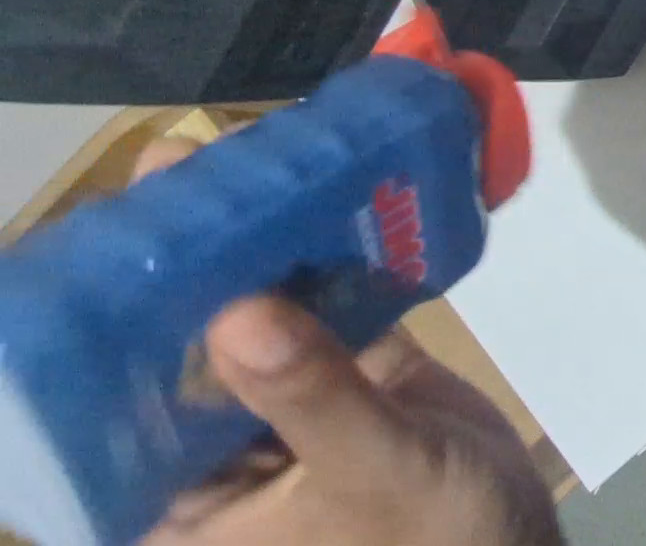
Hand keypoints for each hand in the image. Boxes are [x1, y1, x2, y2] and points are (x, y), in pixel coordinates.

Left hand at [127, 142, 560, 545]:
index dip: (95, 319)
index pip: (100, 404)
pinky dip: (352, 260)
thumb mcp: (367, 473)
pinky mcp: (365, 371)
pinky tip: (353, 206)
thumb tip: (240, 308)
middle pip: (184, 341)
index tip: (110, 233)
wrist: (518, 540)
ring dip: (269, 247)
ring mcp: (296, 399)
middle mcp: (216, 443)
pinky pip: (345, 307)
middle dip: (186, 261)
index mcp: (172, 496)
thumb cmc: (429, 537)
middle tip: (186, 169)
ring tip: (262, 168)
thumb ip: (311, 398)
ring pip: (268, 313)